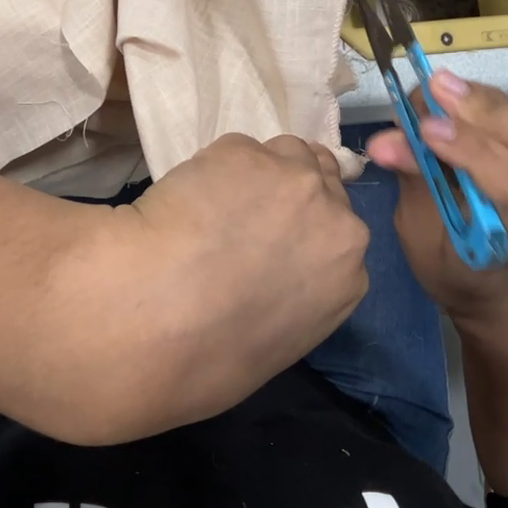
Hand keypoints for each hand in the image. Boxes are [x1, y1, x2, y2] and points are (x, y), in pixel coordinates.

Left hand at [100, 134, 370, 428]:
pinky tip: (186, 199)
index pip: (339, 229)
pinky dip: (211, 169)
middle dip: (288, 191)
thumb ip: (294, 292)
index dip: (305, 226)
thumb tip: (266, 275)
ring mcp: (291, 177)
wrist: (159, 317)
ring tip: (213, 203)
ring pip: (283, 152)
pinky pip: (234, 150)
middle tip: (243, 213)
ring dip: (256, 170)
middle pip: (320, 178)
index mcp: (347, 274)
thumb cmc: (213, 357)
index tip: (274, 236)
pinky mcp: (243, 151)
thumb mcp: (278, 340)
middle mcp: (333, 217)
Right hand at [366, 72, 507, 329]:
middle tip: (434, 89)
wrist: (492, 280)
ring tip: (438, 88)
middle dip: (488, 114)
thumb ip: (414, 183)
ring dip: (487, 102)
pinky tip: (451, 98)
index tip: (427, 130)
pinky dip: (488, 101)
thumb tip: (382, 141)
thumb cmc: (450, 264)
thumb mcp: (420, 236)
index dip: (474, 152)